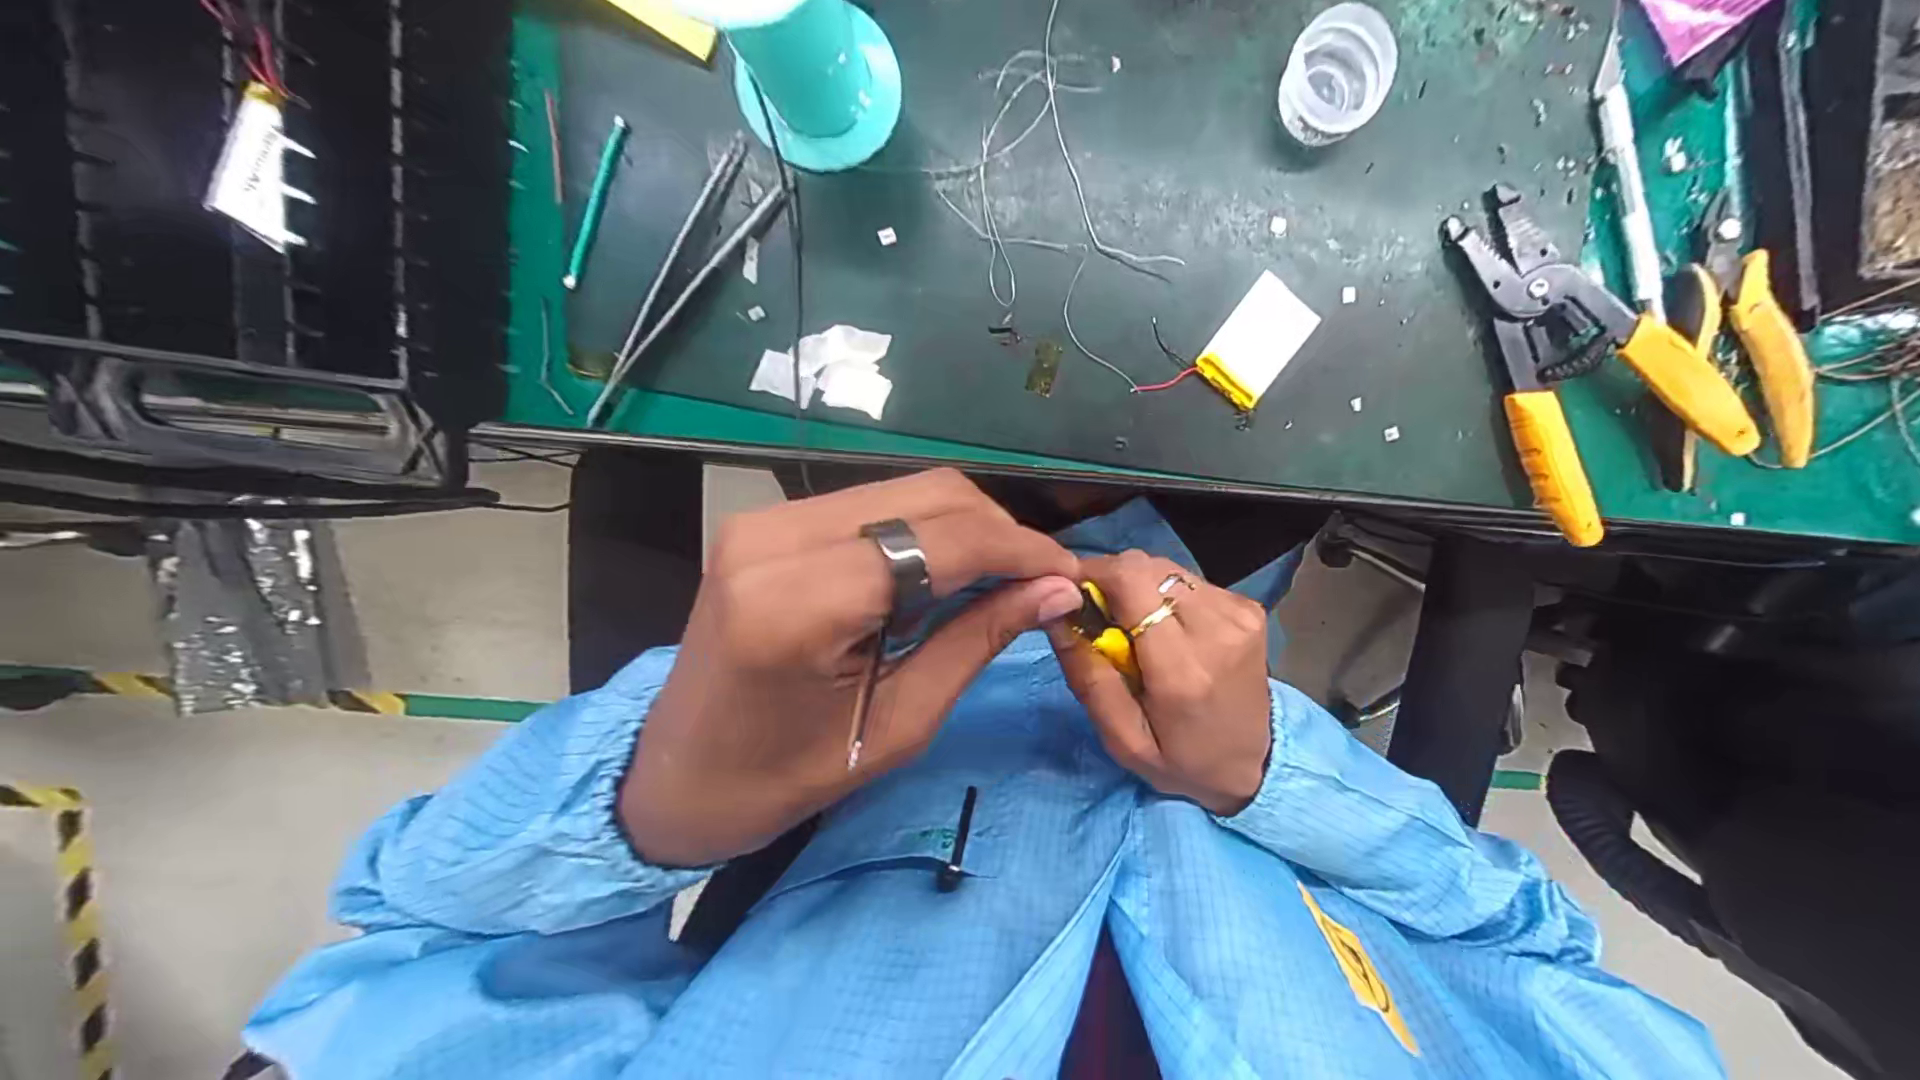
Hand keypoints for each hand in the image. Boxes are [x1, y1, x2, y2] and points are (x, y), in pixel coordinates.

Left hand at [620, 469, 1083, 866]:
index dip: (1019, 549)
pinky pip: (872, 506)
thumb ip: (976, 641)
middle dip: (999, 531)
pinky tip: (942, 574)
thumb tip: (1055, 590)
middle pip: (927, 495)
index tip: (1068, 575)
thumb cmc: (780, 781)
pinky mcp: (766, 523)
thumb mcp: (895, 725)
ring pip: (904, 491)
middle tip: (1038, 582)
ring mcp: (765, 520)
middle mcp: (774, 536)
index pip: (939, 541)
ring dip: (965, 529)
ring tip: (998, 581)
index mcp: (796, 603)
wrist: (673, 778)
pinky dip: (924, 532)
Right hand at [1046, 550, 1272, 814]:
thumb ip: (1087, 676)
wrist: (1255, 767)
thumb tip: (1056, 613)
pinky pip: (1186, 579)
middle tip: (1099, 617)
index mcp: (1184, 669)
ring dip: (1137, 587)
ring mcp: (1239, 614)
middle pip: (1144, 566)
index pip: (1130, 580)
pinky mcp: (1248, 606)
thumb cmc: (1180, 762)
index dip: (1093, 574)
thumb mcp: (1121, 739)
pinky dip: (1162, 595)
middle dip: (1111, 581)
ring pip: (1163, 568)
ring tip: (1131, 624)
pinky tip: (1162, 626)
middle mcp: (1218, 629)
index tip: (1073, 596)